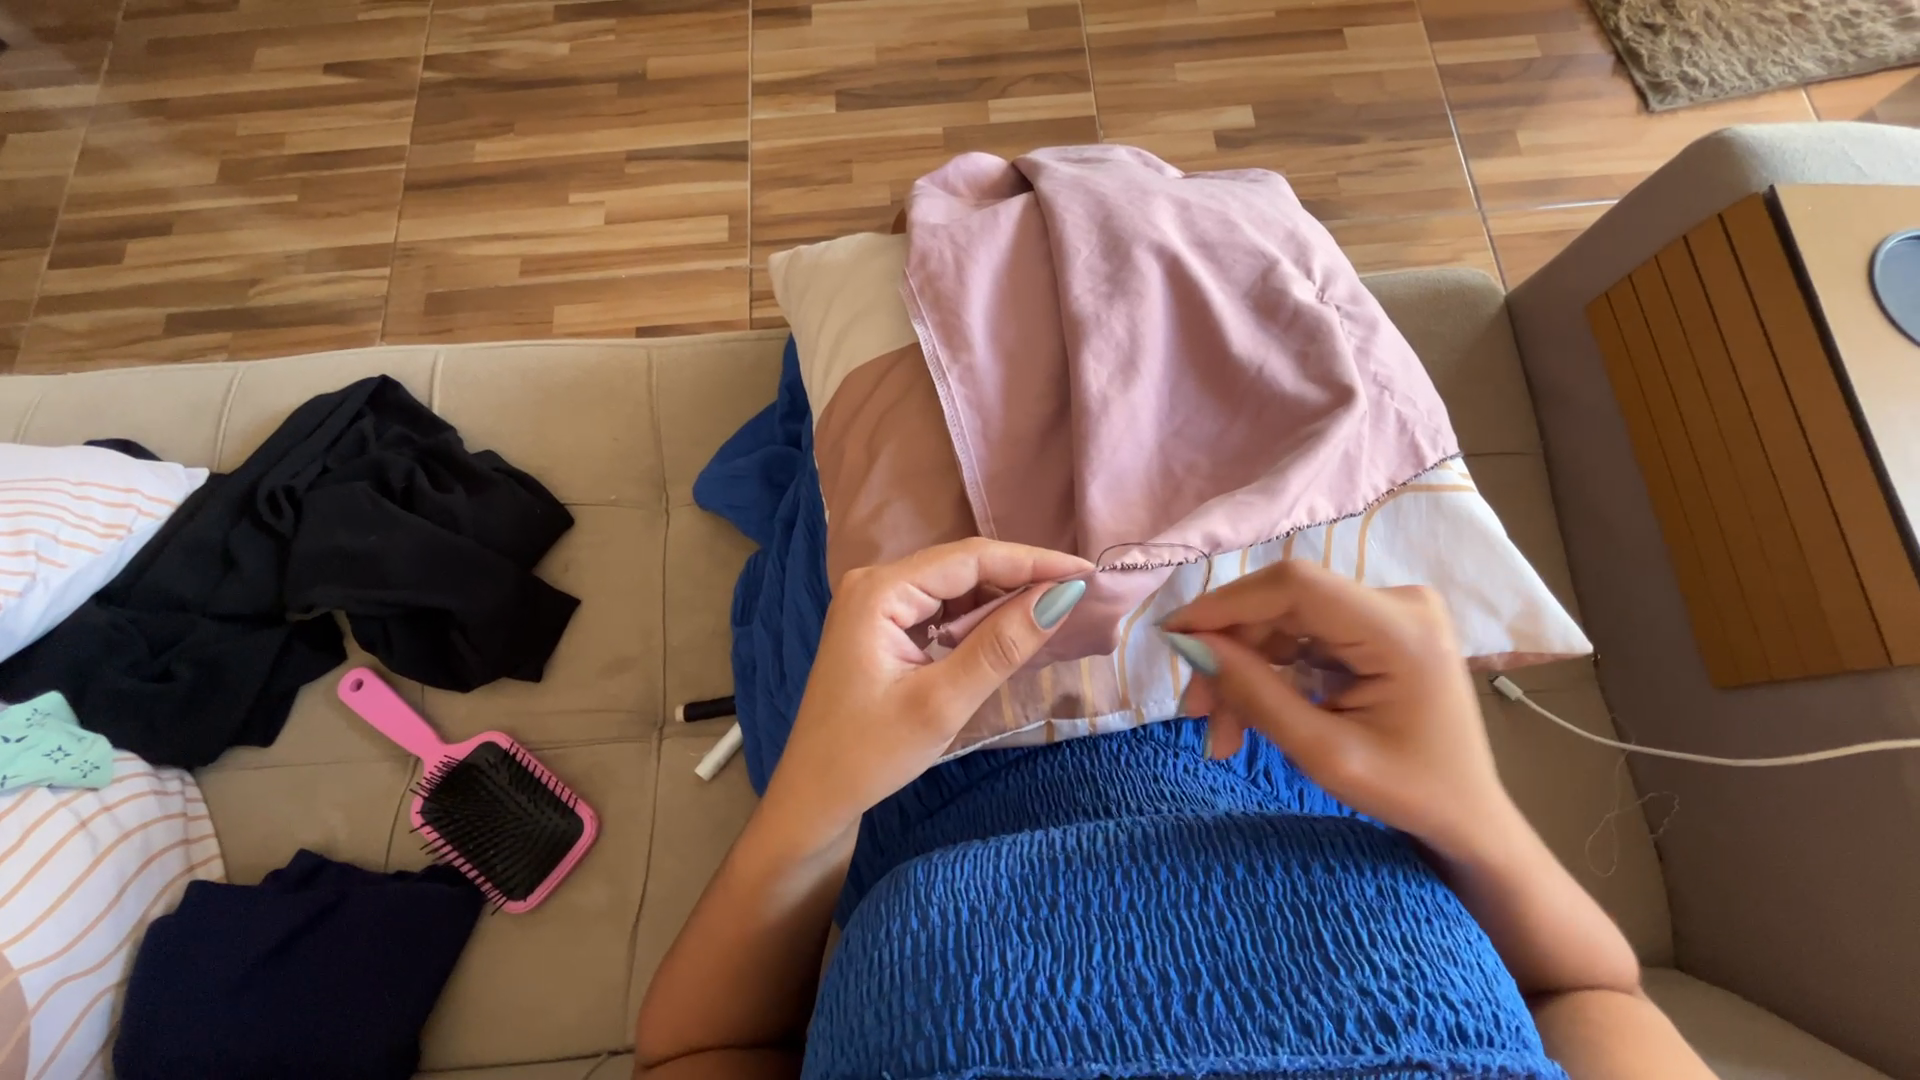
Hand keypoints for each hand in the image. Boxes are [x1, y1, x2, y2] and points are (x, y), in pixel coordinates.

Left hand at [762, 538, 1092, 843]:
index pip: (970, 558)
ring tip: (1051, 612)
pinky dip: (975, 619)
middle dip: (1020, 578)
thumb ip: (1000, 646)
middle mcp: (874, 583)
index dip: (1033, 561)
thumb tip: (1060, 597)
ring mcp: (874, 604)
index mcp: (879, 591)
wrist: (813, 797)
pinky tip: (1005, 632)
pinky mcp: (881, 626)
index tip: (1087, 571)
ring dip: (999, 599)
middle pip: (961, 566)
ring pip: (953, 587)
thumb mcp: (941, 703)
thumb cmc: (869, 755)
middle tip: (1077, 594)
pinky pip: (938, 608)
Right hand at [1161, 559, 1517, 859]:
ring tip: (1220, 731)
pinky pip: (1297, 636)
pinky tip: (1247, 713)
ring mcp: (1385, 612)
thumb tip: (1192, 647)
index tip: (1173, 638)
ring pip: (1280, 623)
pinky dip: (1264, 672)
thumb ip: (1256, 695)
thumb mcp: (1325, 755)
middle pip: (1281, 606)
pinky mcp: (1373, 627)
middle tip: (1195, 712)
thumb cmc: (1409, 793)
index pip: (1294, 587)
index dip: (1224, 604)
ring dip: (1241, 669)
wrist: (1467, 817)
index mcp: (1401, 630)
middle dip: (1228, 653)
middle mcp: (1397, 603)